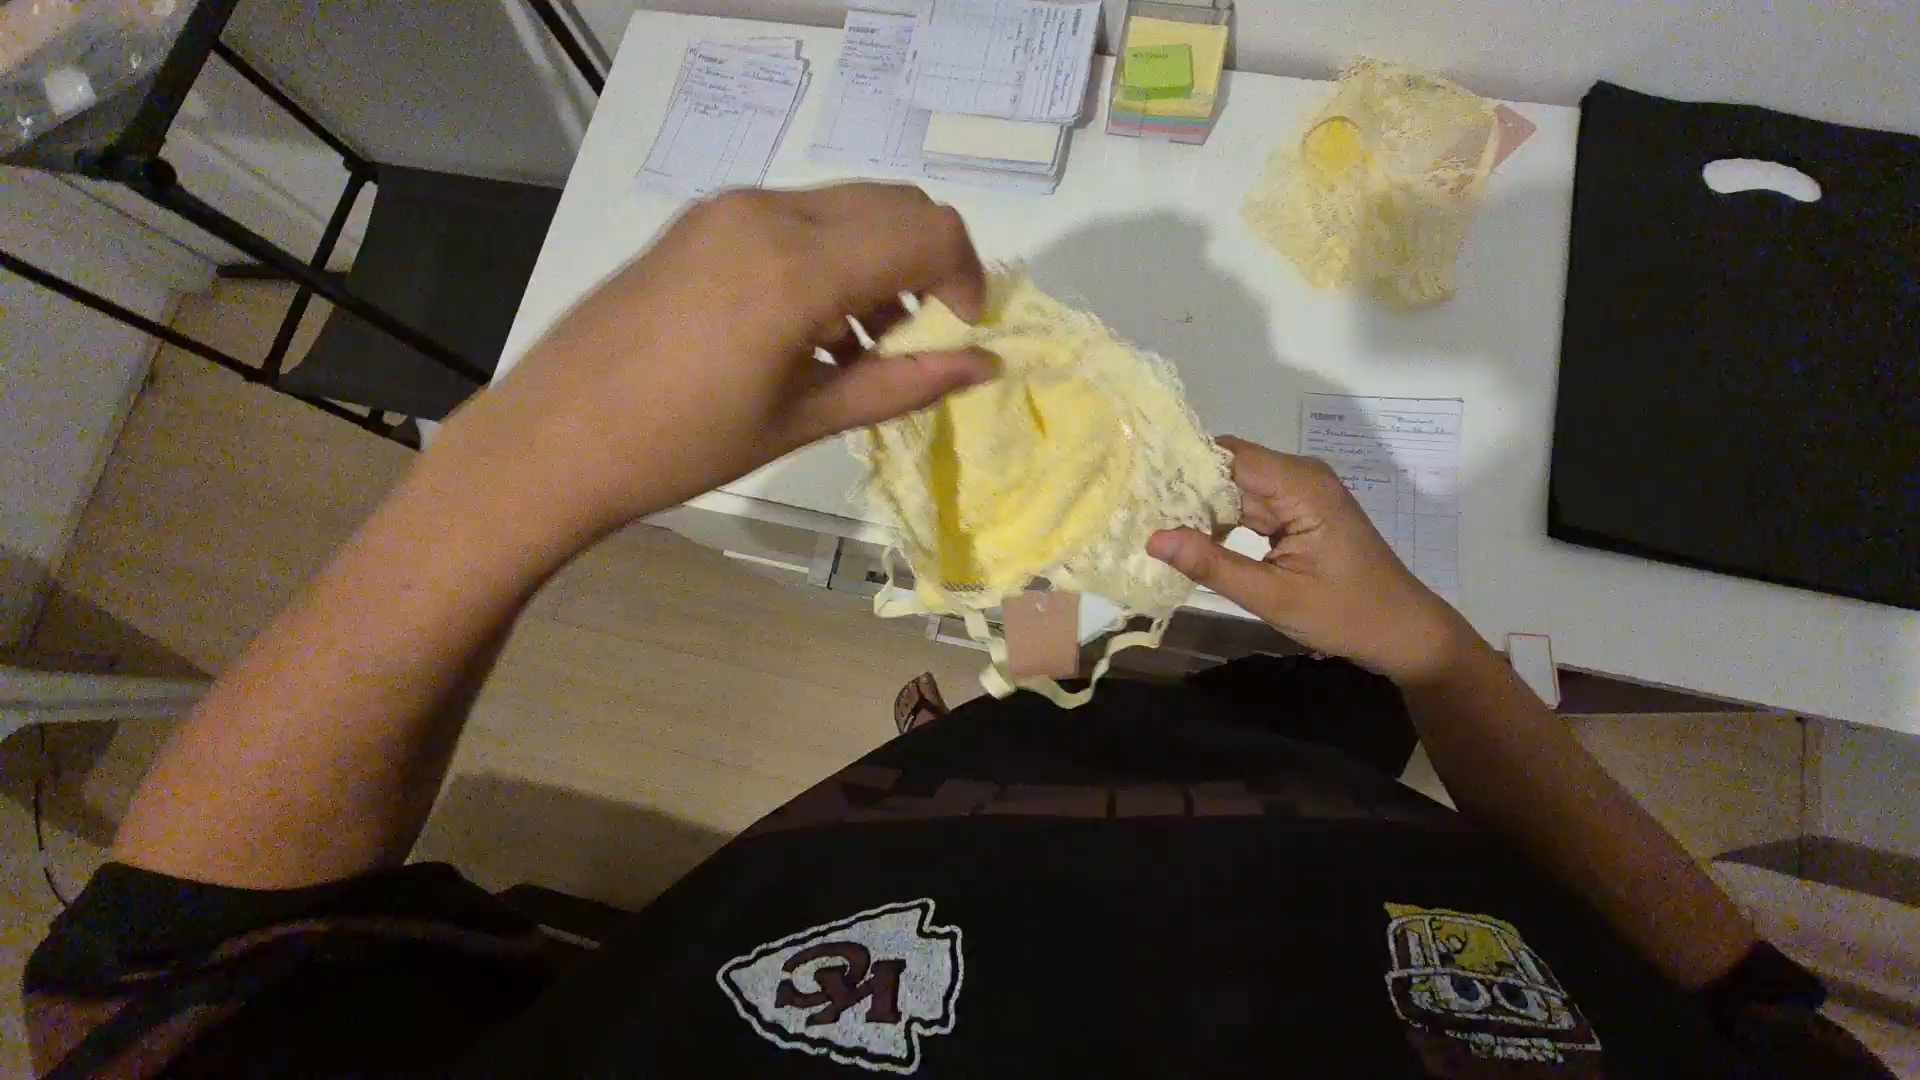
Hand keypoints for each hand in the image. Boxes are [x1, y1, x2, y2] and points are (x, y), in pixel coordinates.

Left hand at [429, 184, 994, 550]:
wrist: (556, 439)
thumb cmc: (685, 447)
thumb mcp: (807, 420)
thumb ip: (903, 384)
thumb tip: (985, 366)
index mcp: (798, 267)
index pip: (928, 232)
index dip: (967, 277)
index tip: (962, 331)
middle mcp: (767, 212)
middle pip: (895, 204)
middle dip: (929, 265)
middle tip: (915, 339)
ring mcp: (729, 208)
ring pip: (848, 207)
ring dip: (880, 262)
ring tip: (857, 345)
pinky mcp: (703, 220)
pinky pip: (798, 217)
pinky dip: (833, 258)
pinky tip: (809, 326)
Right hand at [1147, 436, 1478, 683]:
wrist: (1404, 634)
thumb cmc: (1347, 615)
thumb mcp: (1273, 596)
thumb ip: (1212, 565)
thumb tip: (1153, 538)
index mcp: (1301, 486)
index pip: (1228, 455)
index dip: (1182, 464)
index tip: (1137, 481)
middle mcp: (1300, 477)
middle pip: (1228, 468)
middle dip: (1183, 488)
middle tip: (1134, 509)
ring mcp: (1299, 494)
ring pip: (1233, 488)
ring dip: (1197, 507)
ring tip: (1150, 523)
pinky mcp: (1296, 512)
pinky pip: (1247, 506)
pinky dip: (1218, 521)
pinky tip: (1186, 538)